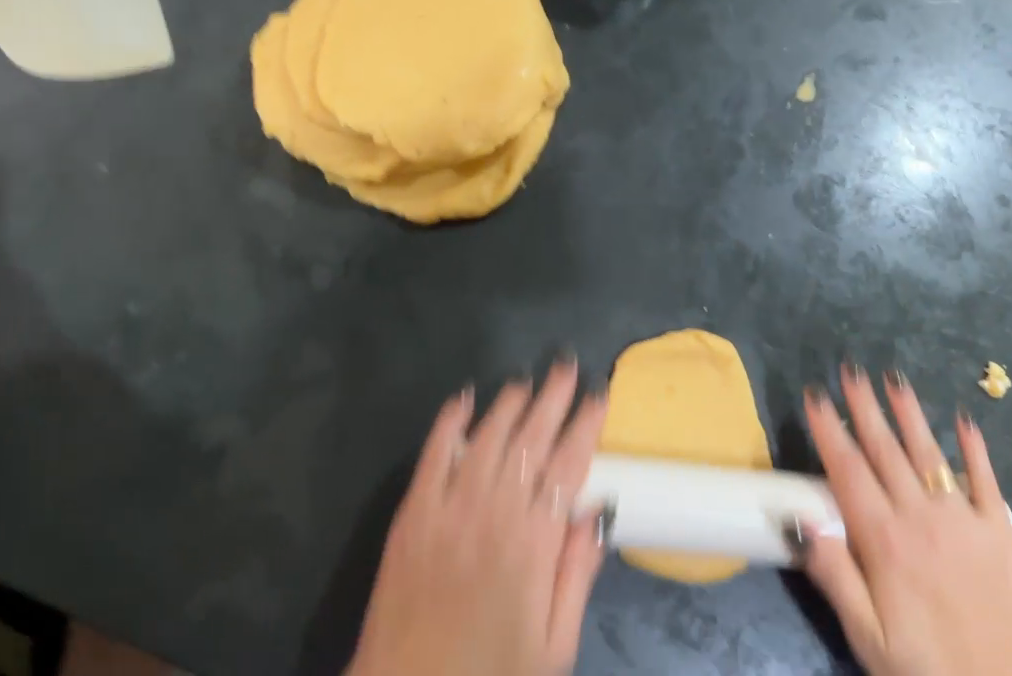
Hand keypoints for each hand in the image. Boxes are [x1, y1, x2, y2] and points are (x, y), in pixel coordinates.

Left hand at [349, 359, 612, 675]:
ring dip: (509, 403)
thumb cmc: (491, 671)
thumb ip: (577, 574)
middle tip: (567, 365)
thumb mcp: (555, 642)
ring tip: (527, 378)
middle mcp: (494, 513)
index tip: (599, 395)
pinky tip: (463, 399)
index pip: (568, 465)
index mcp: (535, 542)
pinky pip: (433, 456)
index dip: (585, 425)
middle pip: (530, 439)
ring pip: (486, 438)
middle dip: (553, 398)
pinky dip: (449, 423)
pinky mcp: (412, 514)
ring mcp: (449, 509)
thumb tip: (596, 512)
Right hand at [795, 365, 1011, 675]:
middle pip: (886, 452)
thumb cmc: (922, 667)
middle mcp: (922, 517)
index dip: (829, 432)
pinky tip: (964, 420)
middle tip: (850, 372)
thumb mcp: (866, 635)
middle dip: (865, 409)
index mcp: (884, 541)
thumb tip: (801, 518)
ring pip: (930, 454)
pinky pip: (986, 479)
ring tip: (894, 380)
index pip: (848, 472)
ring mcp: (964, 519)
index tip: (815, 399)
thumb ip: (834, 574)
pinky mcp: (1000, 531)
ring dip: (910, 415)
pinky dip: (974, 447)